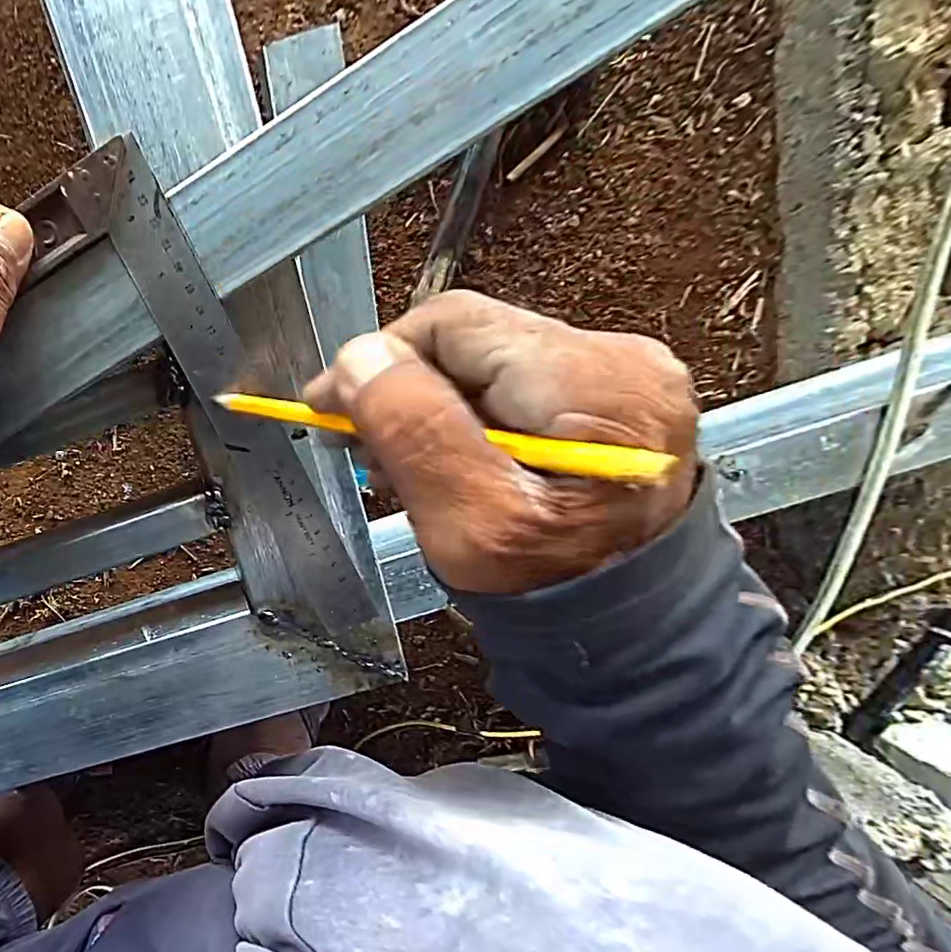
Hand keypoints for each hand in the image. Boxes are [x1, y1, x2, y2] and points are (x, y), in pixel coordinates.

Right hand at [302, 290, 699, 595]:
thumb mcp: (467, 520)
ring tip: (397, 461)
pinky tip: (439, 458)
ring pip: (477, 362)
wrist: (620, 626)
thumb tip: (360, 357)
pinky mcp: (599, 399)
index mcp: (594, 385)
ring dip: (423, 405)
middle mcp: (617, 362)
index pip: (452, 325)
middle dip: (400, 389)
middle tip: (359, 442)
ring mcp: (613, 378)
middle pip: (466, 341)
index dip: (377, 361)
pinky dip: (458, 417)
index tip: (330, 406)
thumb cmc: (550, 589)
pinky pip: (503, 384)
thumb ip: (414, 429)